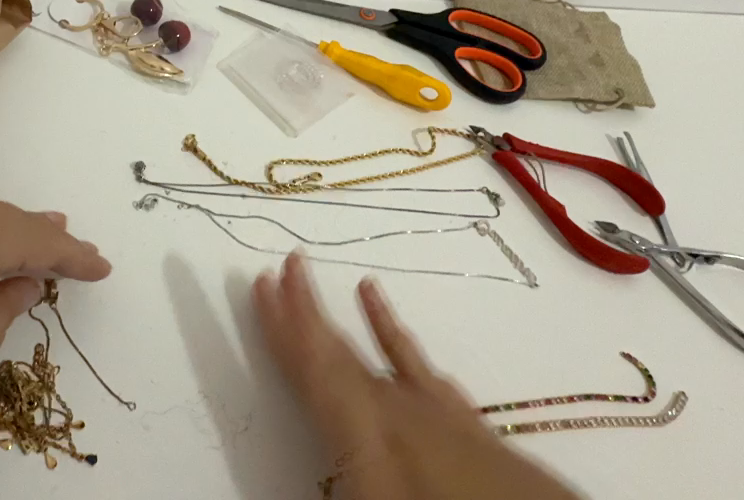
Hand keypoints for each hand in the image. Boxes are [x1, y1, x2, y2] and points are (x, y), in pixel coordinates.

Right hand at [253, 253, 580, 499]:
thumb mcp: (369, 499)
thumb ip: (332, 481)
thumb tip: (303, 474)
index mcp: (370, 436)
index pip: (315, 370)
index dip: (285, 326)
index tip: (264, 281)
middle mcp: (404, 418)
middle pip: (345, 356)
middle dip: (310, 312)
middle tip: (287, 266)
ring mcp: (446, 424)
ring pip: (391, 361)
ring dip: (364, 323)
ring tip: (359, 282)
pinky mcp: (479, 440)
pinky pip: (436, 383)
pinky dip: (414, 356)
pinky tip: (415, 349)